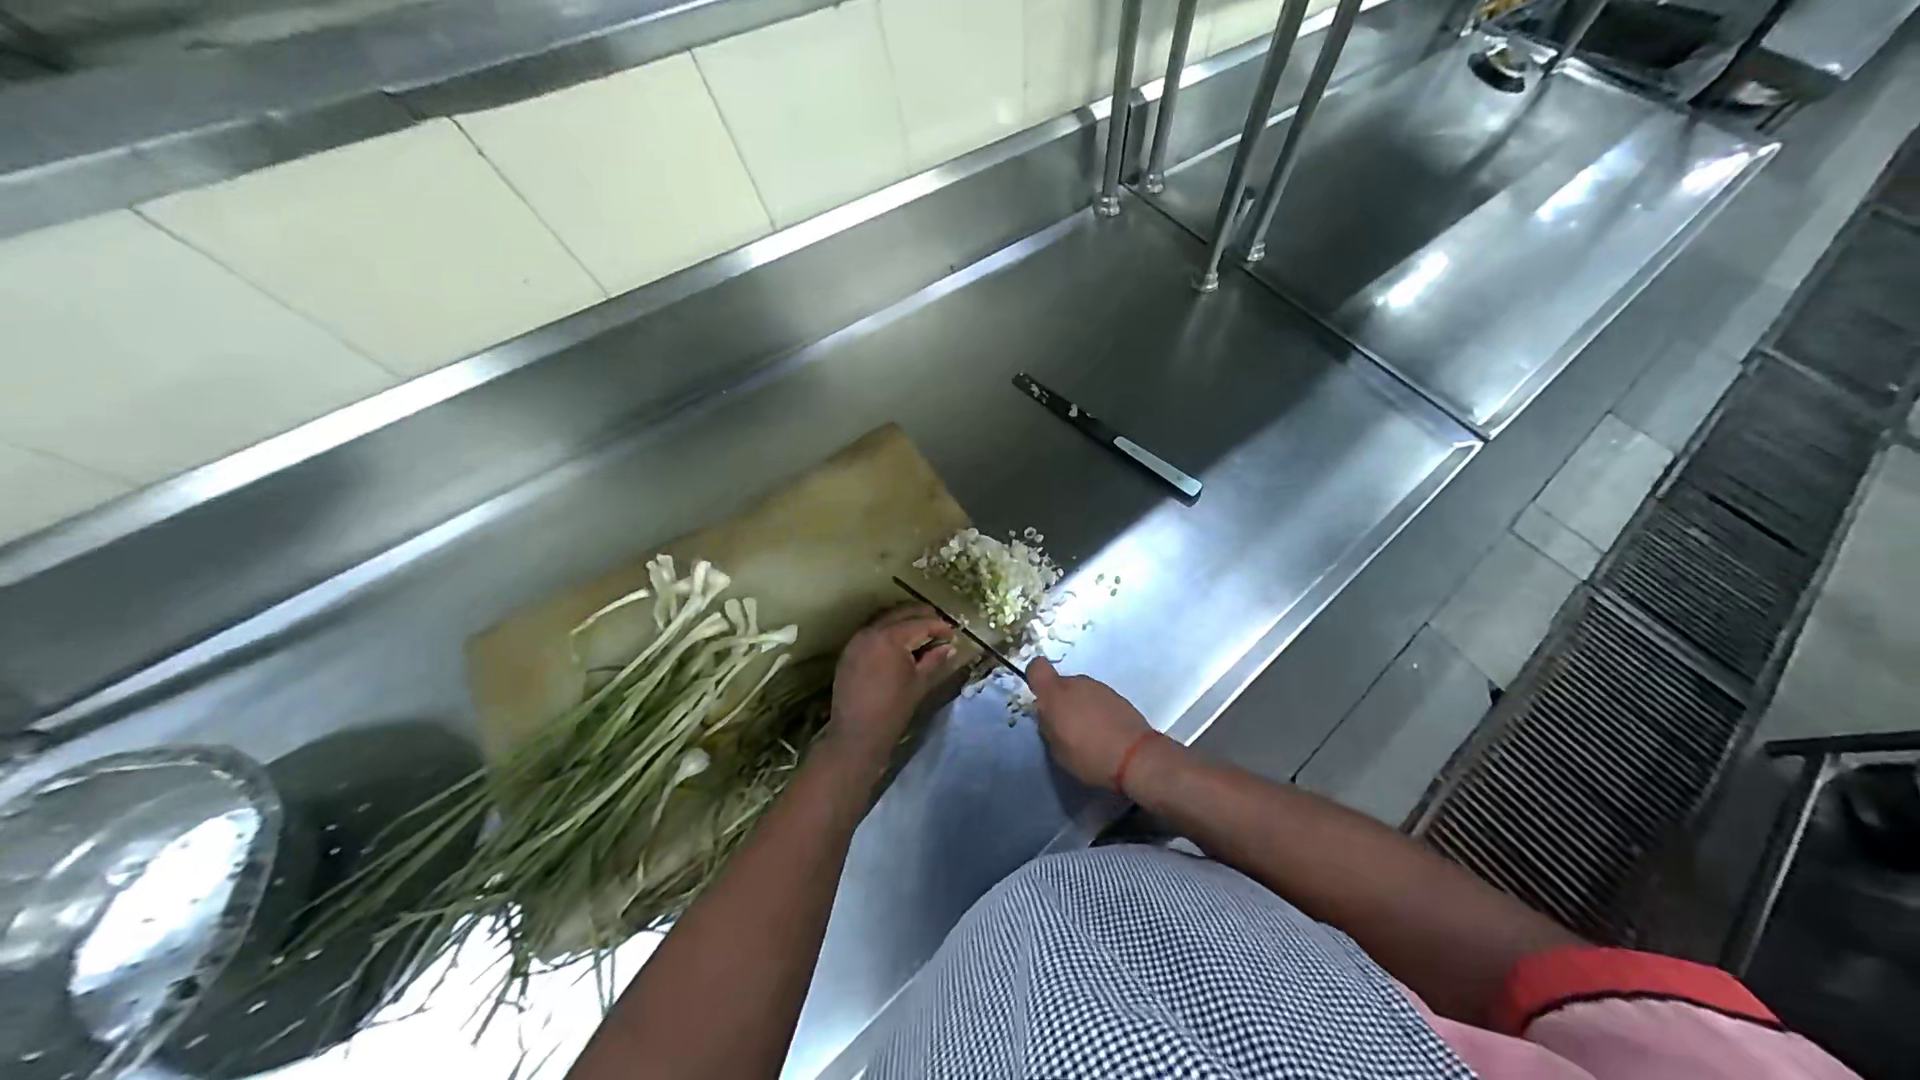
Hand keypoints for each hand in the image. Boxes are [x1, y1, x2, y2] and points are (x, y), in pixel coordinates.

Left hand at [826, 605, 955, 754]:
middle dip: (920, 614)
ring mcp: (856, 641)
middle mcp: (871, 632)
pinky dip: (886, 629)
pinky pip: (870, 631)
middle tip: (937, 620)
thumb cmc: (894, 709)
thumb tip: (949, 646)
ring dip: (902, 619)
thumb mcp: (920, 683)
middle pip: (899, 613)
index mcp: (891, 638)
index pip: (919, 624)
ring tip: (919, 627)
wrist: (857, 733)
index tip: (952, 633)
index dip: (938, 627)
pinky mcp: (848, 651)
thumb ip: (934, 660)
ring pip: (882, 619)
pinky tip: (897, 640)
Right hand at [1029, 658, 1173, 792]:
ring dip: (1080, 705)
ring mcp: (1099, 687)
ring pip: (1080, 691)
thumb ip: (1048, 726)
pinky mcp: (1118, 695)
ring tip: (1088, 732)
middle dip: (1060, 700)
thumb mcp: (1057, 750)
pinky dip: (1097, 710)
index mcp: (1055, 694)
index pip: (1037, 668)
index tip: (1040, 698)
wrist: (1136, 757)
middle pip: (1060, 683)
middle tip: (1066, 726)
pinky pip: (1097, 698)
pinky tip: (1104, 731)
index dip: (1035, 678)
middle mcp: (1076, 683)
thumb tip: (1048, 715)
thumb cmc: (1089, 756)